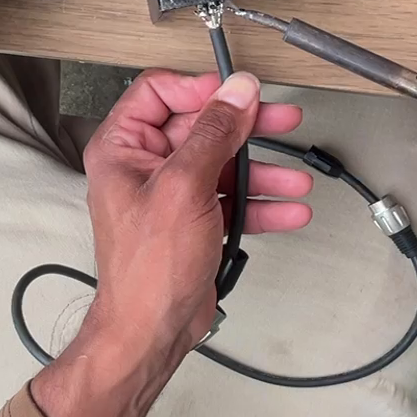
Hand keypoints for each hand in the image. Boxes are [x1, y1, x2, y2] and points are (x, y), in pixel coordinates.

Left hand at [30, 70, 310, 416]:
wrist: (152, 329)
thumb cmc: (147, 268)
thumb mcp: (185, 187)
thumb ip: (214, 134)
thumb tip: (237, 92)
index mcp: (122, 147)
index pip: (158, 92)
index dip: (200, 87)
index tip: (237, 92)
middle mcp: (142, 166)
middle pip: (198, 127)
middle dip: (244, 127)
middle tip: (282, 119)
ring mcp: (169, 194)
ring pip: (219, 164)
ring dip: (260, 170)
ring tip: (295, 177)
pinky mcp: (191, 220)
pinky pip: (228, 199)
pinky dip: (258, 204)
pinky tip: (288, 209)